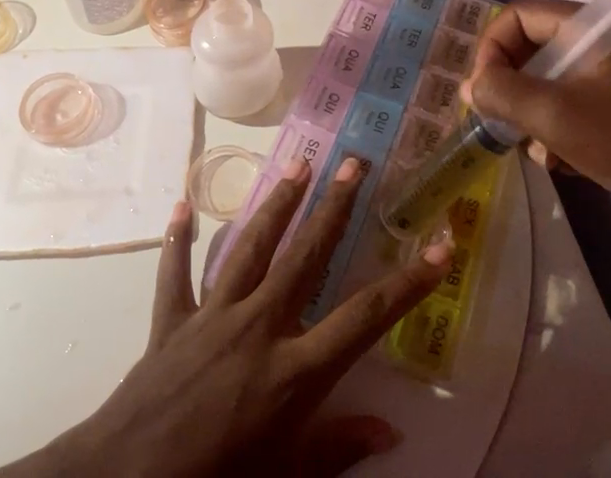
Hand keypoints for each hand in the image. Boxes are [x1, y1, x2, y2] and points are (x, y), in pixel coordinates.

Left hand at [32, 156, 452, 477]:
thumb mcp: (287, 474)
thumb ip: (338, 448)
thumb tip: (389, 433)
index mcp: (295, 370)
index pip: (365, 317)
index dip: (408, 283)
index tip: (440, 247)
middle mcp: (259, 328)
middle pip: (306, 258)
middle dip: (334, 209)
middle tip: (355, 164)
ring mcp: (212, 318)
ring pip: (250, 249)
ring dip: (275, 205)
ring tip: (297, 165)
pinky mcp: (171, 322)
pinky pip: (174, 274)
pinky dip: (177, 240)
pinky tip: (181, 205)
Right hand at [463, 0, 610, 210]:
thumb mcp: (552, 115)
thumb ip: (502, 92)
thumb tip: (471, 86)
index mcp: (592, 28)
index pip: (520, 15)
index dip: (492, 48)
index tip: (483, 91)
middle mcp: (605, 43)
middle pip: (534, 50)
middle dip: (513, 89)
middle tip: (501, 124)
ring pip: (552, 84)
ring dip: (534, 117)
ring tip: (540, 152)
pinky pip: (575, 106)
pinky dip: (560, 131)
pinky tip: (565, 163)